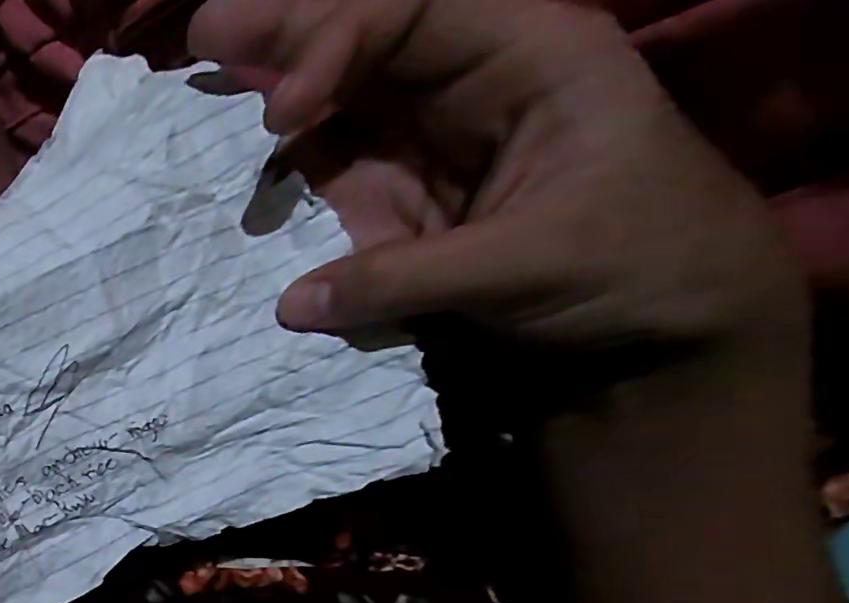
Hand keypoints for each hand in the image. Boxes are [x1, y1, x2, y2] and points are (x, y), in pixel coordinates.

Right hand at [189, 0, 805, 364]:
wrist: (647, 326)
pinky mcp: (382, 210)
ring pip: (329, 108)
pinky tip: (232, 168)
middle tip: (206, 28)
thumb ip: (404, 278)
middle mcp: (457, 91)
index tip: (279, 118)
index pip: (412, 16)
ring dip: (266, 99)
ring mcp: (412, 153)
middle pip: (359, 45)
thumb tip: (289, 303)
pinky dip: (273, 177)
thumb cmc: (633, 264)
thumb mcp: (529, 262)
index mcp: (522, 59)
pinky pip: (318, 181)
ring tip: (200, 80)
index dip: (333, 46)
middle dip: (283, 35)